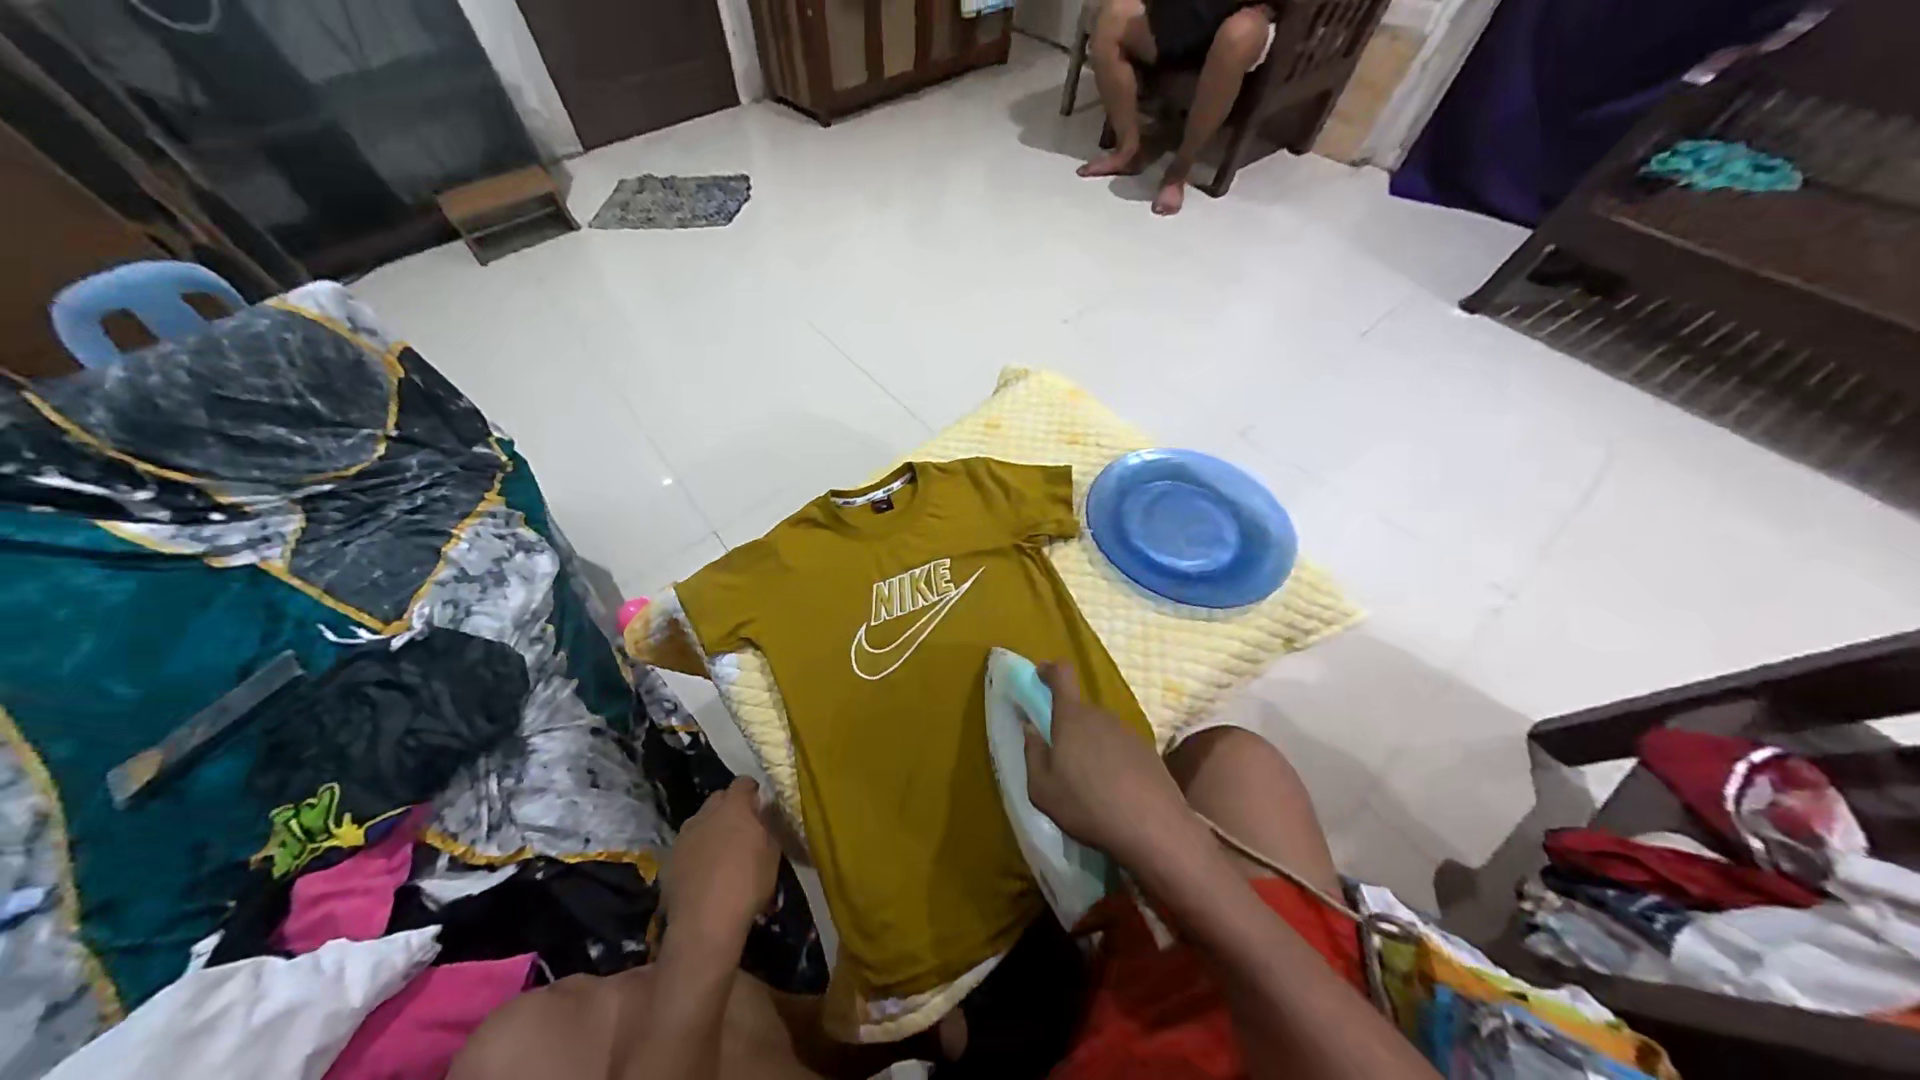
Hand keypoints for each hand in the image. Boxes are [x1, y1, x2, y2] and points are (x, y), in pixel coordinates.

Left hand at [663, 776, 781, 948]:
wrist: (704, 923)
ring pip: (699, 822)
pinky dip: (695, 852)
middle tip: (742, 829)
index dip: (752, 792)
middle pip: (718, 799)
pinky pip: (686, 846)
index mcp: (733, 806)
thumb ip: (767, 825)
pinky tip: (703, 874)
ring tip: (721, 854)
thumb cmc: (747, 884)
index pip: (743, 782)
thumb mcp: (772, 853)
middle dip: (730, 808)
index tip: (760, 806)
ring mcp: (683, 836)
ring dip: (711, 830)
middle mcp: (705, 814)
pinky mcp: (668, 860)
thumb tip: (764, 812)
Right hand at [1023, 663, 1197, 867]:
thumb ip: (1032, 753)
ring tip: (1087, 779)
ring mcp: (1127, 731)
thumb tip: (1029, 727)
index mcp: (1072, 718)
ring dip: (1090, 744)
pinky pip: (1119, 745)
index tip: (1040, 674)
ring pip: (1100, 728)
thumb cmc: (1087, 805)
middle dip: (1067, 725)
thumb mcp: (1042, 789)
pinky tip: (1111, 788)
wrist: (1152, 827)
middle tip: (1060, 757)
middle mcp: (1101, 715)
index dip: (1049, 670)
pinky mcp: (1147, 749)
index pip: (1062, 675)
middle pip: (1079, 710)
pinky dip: (1111, 758)